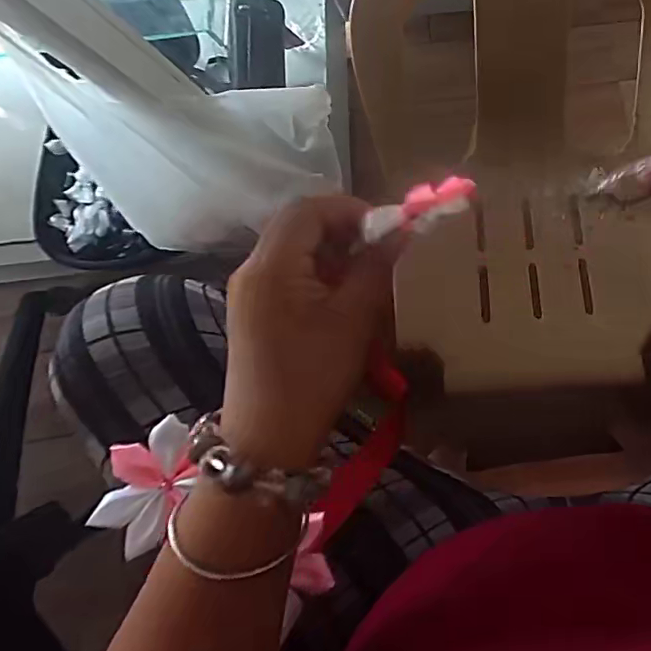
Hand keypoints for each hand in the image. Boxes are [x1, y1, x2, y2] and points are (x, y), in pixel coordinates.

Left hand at [221, 195, 399, 468]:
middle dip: (342, 226)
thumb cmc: (313, 376)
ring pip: (292, 245)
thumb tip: (402, 231)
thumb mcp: (354, 318)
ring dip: (331, 248)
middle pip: (297, 222)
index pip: (308, 209)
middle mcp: (252, 267)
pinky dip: (317, 269)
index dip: (350, 208)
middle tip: (379, 246)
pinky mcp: (252, 309)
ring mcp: (247, 289)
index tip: (386, 228)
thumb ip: (376, 266)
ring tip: (365, 271)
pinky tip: (341, 293)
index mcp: (271, 265)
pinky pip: (286, 269)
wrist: (266, 441)